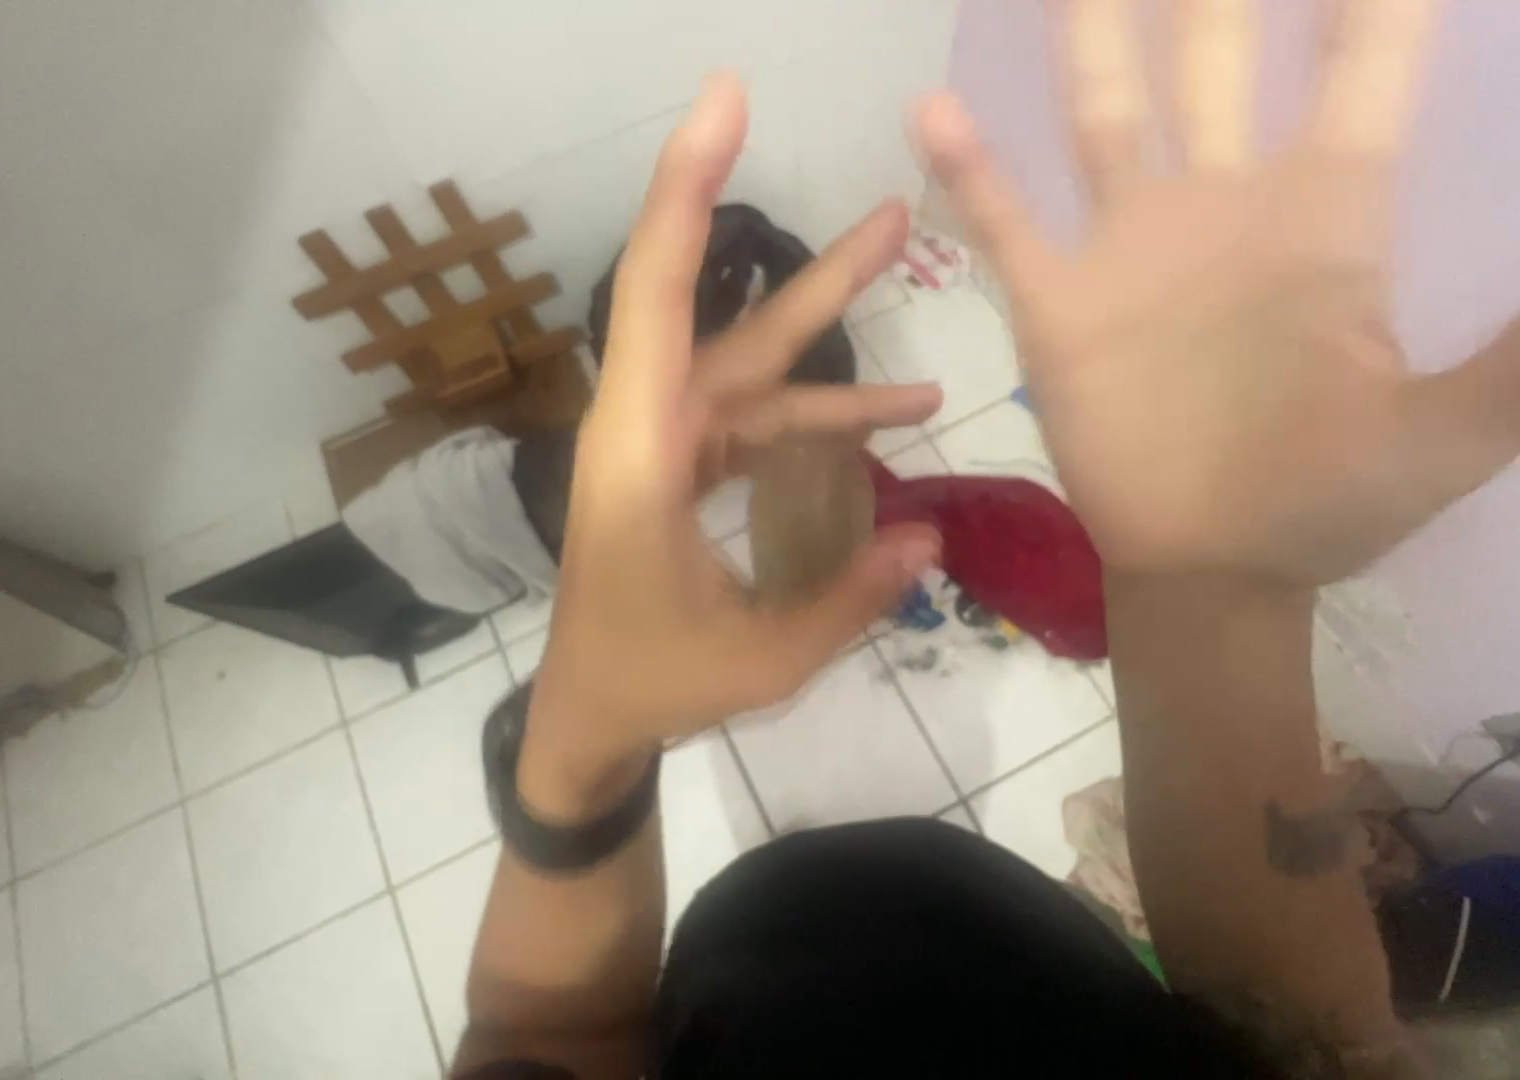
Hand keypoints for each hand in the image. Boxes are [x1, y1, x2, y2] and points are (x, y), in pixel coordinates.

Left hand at [530, 75, 942, 769]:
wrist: (591, 715)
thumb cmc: (654, 682)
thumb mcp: (762, 655)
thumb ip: (848, 596)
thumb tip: (929, 536)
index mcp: (640, 454)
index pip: (655, 296)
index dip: (686, 193)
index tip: (725, 106)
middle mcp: (647, 431)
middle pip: (729, 327)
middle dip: (816, 275)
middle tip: (891, 212)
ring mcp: (664, 451)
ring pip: (752, 376)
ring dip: (830, 347)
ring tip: (918, 327)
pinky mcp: (680, 475)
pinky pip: (753, 427)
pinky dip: (813, 422)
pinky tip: (881, 425)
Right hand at [916, 0, 1519, 584]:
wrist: (1210, 565)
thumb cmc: (1329, 502)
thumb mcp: (1457, 431)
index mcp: (1331, 211)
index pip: (1371, 47)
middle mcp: (1225, 205)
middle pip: (1219, 47)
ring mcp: (1128, 250)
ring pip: (1103, 112)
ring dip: (1087, 34)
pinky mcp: (1056, 305)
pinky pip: (1005, 219)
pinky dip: (969, 167)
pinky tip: (930, 108)